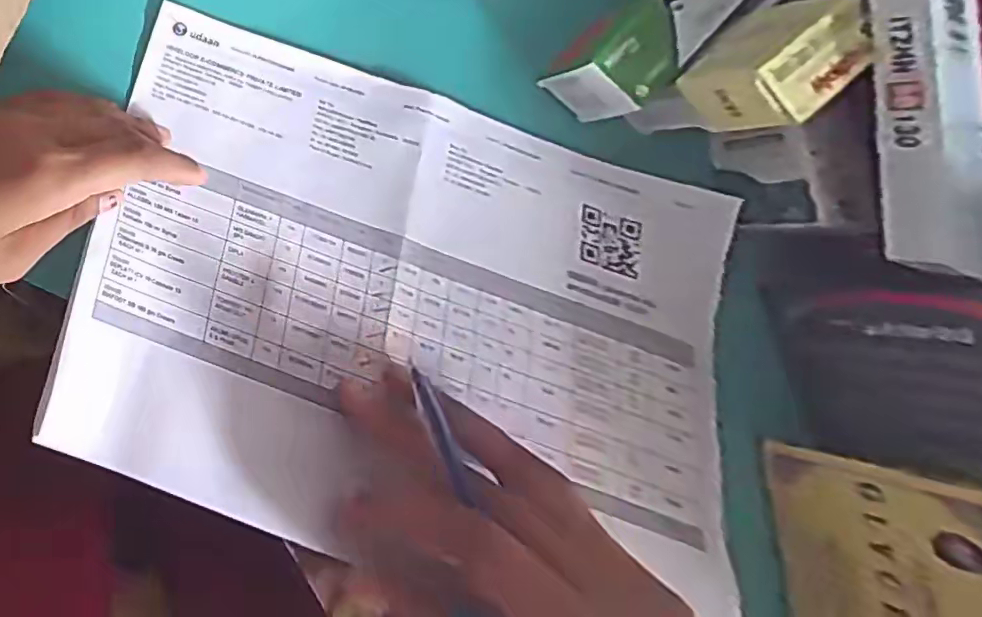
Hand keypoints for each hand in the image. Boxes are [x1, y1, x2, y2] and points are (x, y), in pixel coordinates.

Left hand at [0, 92, 205, 356]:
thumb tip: (110, 191)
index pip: (126, 158)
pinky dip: (81, 109)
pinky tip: (88, 120)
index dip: (167, 165)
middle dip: (146, 137)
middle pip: (108, 124)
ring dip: (117, 118)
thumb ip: (69, 216)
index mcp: (48, 174)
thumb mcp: (13, 255)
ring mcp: (9, 113)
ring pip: (82, 106)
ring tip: (142, 131)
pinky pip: (51, 100)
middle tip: (172, 151)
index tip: (196, 173)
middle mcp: (37, 131)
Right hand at [339, 367, 691, 616]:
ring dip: (461, 429)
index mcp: (572, 616)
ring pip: (535, 477)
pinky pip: (561, 495)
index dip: (408, 516)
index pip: (482, 547)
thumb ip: (437, 614)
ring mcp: (628, 573)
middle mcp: (610, 587)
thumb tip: (364, 575)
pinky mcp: (632, 568)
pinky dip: (506, 458)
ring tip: (408, 387)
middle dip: (418, 441)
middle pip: (500, 492)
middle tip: (357, 394)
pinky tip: (469, 432)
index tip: (348, 507)